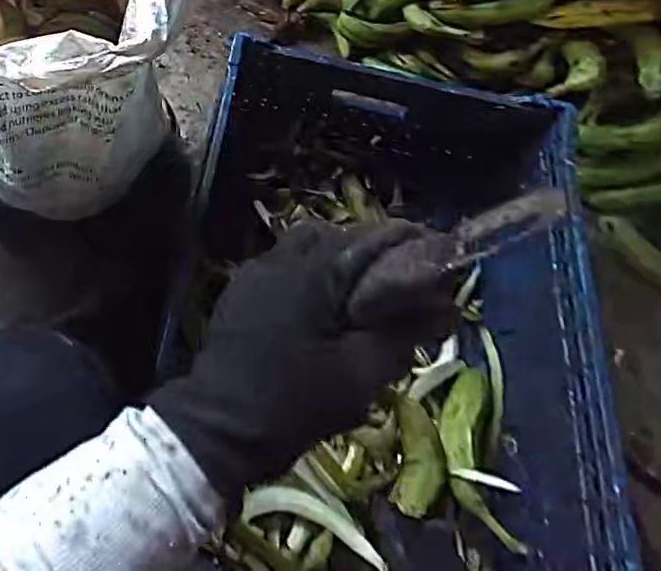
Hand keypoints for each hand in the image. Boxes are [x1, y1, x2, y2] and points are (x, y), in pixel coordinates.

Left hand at [148, 221, 452, 500]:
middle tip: (399, 276)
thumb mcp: (358, 375)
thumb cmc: (293, 402)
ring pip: (304, 246)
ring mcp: (255, 271)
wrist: (220, 425)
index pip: (368, 238)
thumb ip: (400, 335)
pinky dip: (309, 273)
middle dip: (370, 248)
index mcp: (311, 271)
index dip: (406, 241)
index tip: (436, 251)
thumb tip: (441, 307)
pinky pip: (282, 265)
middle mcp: (280, 258)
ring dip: (337, 259)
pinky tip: (323, 305)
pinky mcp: (241, 289)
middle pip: (334, 235)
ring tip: (363, 292)